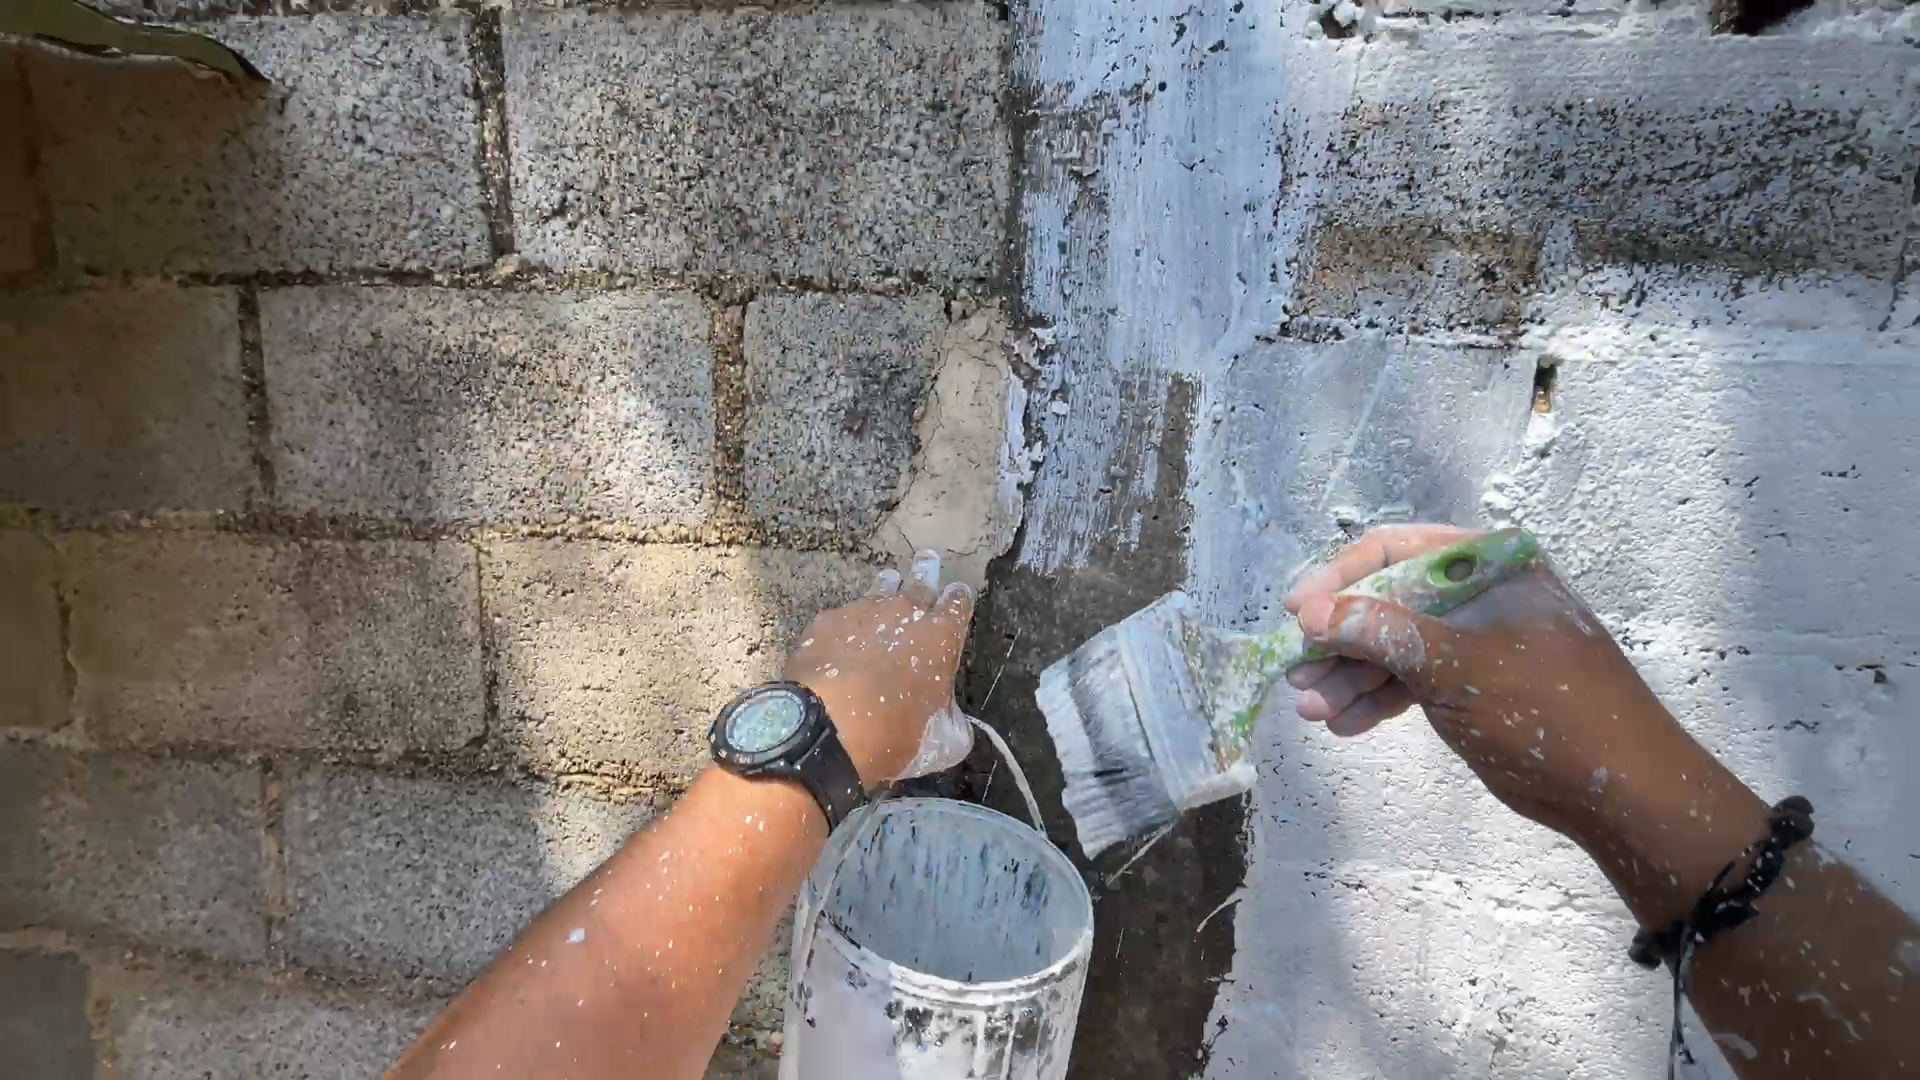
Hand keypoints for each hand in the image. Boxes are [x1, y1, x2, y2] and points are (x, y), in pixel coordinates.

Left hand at [784, 549, 973, 788]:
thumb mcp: (943, 743)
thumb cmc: (895, 734)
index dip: (959, 597)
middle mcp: (906, 610)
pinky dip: (846, 623)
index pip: (959, 601)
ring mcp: (862, 610)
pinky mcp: (826, 620)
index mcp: (942, 634)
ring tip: (888, 581)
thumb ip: (955, 724)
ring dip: (887, 585)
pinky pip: (842, 615)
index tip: (957, 594)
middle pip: (922, 578)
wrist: (827, 728)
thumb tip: (956, 722)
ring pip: (880, 587)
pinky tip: (839, 637)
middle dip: (928, 569)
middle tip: (928, 558)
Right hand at [1281, 525, 1762, 866]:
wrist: (1625, 798)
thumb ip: (1378, 631)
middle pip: (1381, 602)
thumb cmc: (1547, 711)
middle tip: (1297, 674)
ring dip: (1346, 676)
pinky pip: (1405, 678)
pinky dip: (1373, 699)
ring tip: (1312, 711)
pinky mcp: (1465, 681)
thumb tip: (1310, 615)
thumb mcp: (1454, 664)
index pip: (1390, 551)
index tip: (1295, 613)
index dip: (1335, 579)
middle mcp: (1473, 593)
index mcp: (1486, 565)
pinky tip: (1343, 724)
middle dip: (1336, 641)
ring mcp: (1468, 639)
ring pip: (1387, 645)